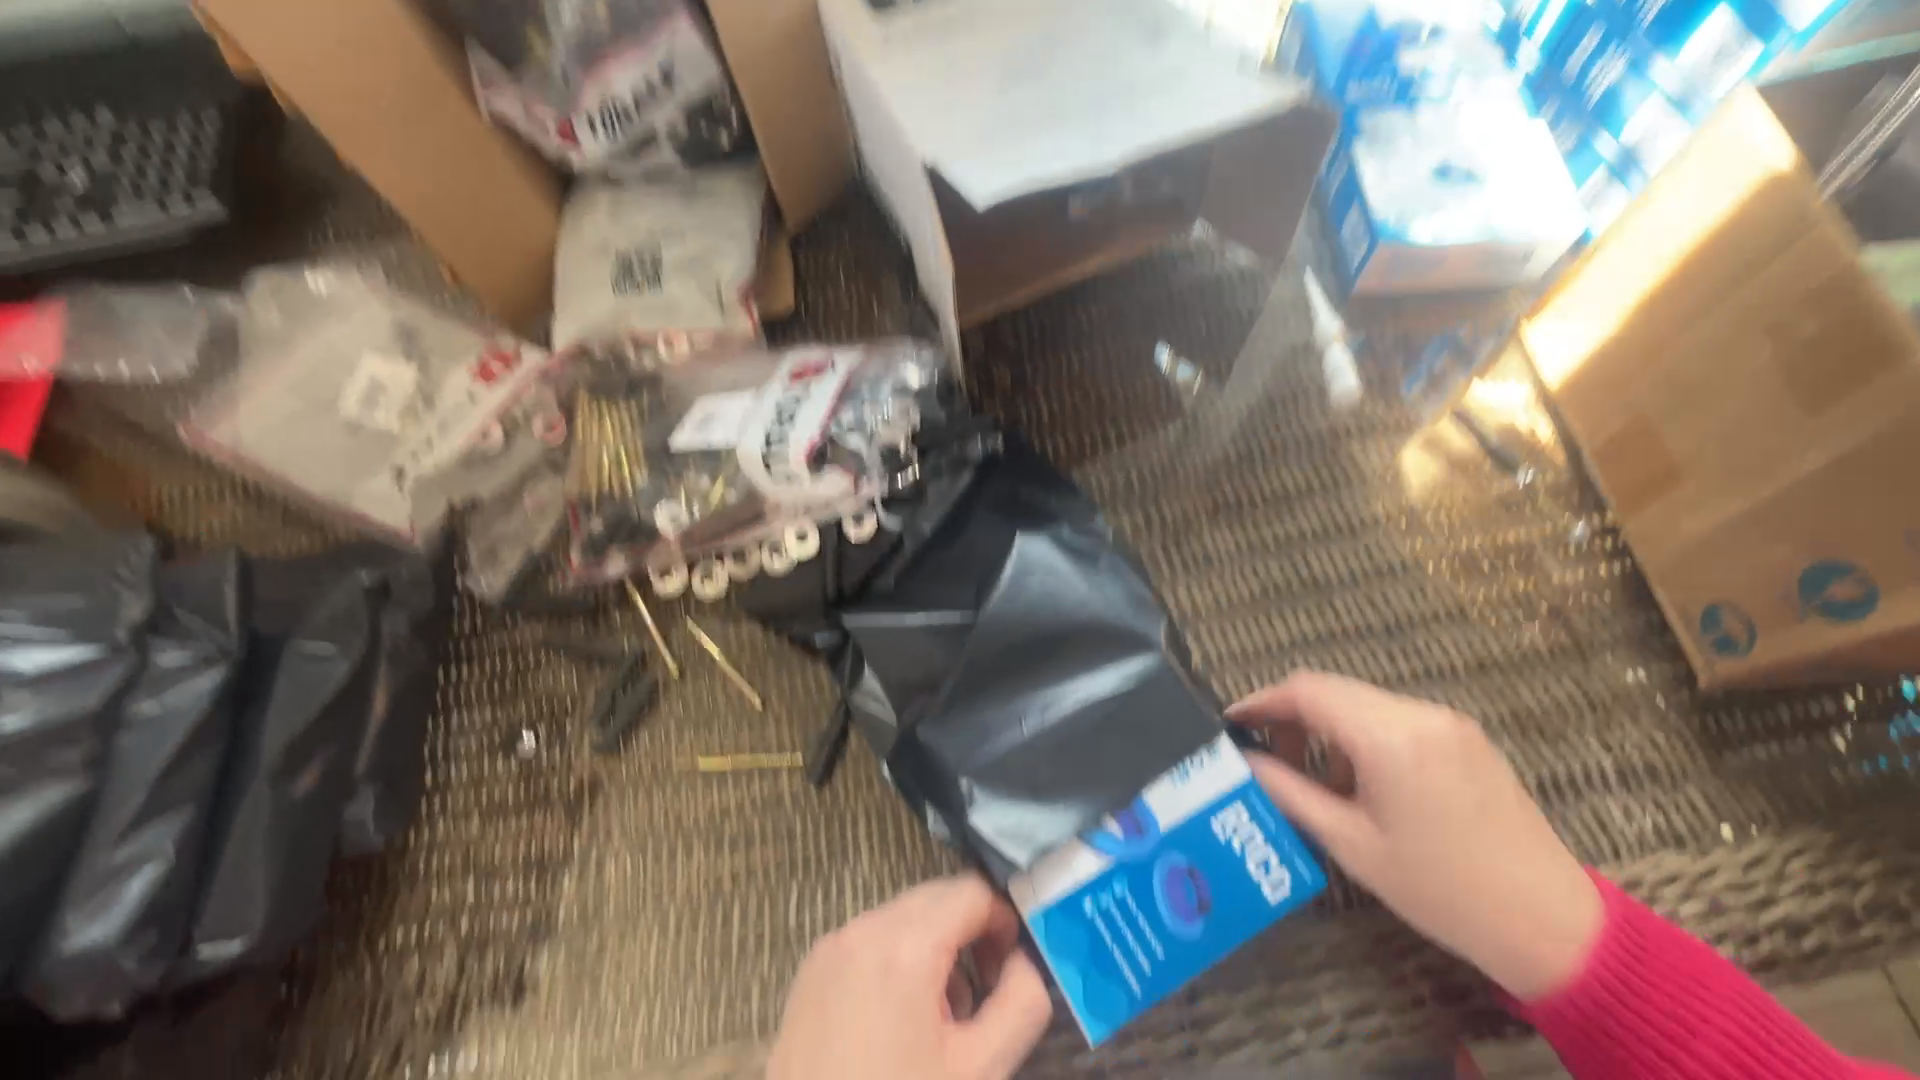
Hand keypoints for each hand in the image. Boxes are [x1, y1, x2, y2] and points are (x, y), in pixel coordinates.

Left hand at [768, 875, 1053, 1079]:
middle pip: (937, 898)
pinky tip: (900, 1021)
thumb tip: (1023, 960)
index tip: (1013, 967)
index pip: (973, 891)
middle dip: (972, 933)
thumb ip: (1021, 1001)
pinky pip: (870, 940)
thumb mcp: (981, 1068)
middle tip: (987, 992)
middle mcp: (863, 928)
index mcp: (905, 945)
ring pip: (903, 916)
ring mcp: (830, 946)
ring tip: (944, 1018)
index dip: (1004, 920)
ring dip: (936, 948)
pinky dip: (898, 959)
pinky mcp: (810, 970)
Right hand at [1229, 673, 1603, 1000]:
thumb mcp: (1350, 843)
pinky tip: (1357, 784)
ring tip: (1312, 780)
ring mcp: (1448, 722)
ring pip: (1363, 703)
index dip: (1261, 701)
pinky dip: (1361, 737)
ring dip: (1327, 728)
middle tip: (1265, 757)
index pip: (1307, 690)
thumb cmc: (1439, 889)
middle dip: (1291, 716)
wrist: (1548, 922)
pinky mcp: (1465, 738)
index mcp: (1390, 737)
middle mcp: (1420, 714)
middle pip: (1334, 690)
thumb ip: (1289, 792)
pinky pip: (1395, 719)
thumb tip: (1244, 762)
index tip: (1231, 724)